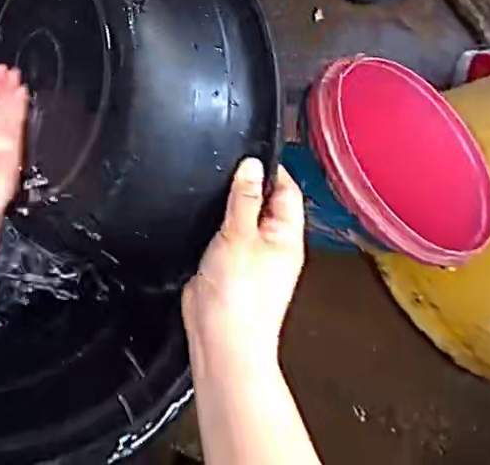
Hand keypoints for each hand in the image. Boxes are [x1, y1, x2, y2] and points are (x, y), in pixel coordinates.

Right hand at [182, 157, 304, 372]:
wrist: (220, 338)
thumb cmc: (240, 298)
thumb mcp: (240, 234)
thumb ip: (244, 197)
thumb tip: (251, 165)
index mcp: (287, 237)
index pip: (287, 190)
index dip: (271, 167)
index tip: (251, 150)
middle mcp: (273, 244)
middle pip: (264, 200)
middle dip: (246, 182)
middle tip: (227, 166)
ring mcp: (251, 254)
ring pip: (242, 215)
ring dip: (229, 202)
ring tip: (214, 188)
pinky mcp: (228, 263)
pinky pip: (225, 231)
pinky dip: (215, 220)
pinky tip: (203, 214)